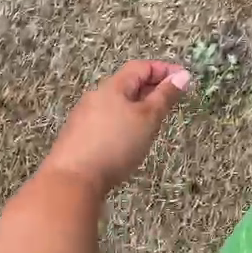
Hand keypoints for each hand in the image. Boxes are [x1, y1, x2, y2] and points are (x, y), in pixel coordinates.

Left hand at [39, 60, 190, 195]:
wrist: (68, 185)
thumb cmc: (115, 145)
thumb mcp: (148, 118)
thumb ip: (166, 95)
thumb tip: (183, 75)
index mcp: (113, 86)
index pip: (142, 67)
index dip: (165, 69)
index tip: (183, 81)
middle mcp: (95, 97)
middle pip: (128, 85)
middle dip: (152, 89)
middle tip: (171, 102)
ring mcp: (82, 119)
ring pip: (117, 105)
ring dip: (138, 108)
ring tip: (152, 125)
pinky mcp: (76, 140)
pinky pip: (106, 122)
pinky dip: (123, 124)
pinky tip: (128, 143)